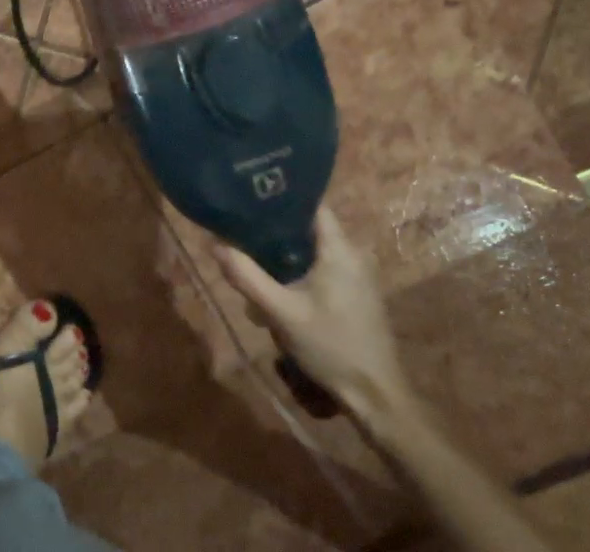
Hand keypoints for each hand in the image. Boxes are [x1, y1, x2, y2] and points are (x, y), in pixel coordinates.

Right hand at [214, 207, 413, 420]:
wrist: (375, 395)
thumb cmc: (330, 346)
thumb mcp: (280, 312)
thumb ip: (246, 276)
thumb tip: (214, 243)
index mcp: (340, 251)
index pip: (311, 205)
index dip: (281, 195)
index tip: (249, 194)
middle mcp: (353, 256)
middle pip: (306, 228)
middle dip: (271, 231)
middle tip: (237, 231)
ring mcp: (356, 277)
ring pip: (310, 253)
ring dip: (281, 258)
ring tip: (248, 264)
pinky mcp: (354, 295)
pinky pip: (319, 270)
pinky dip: (295, 273)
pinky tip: (273, 292)